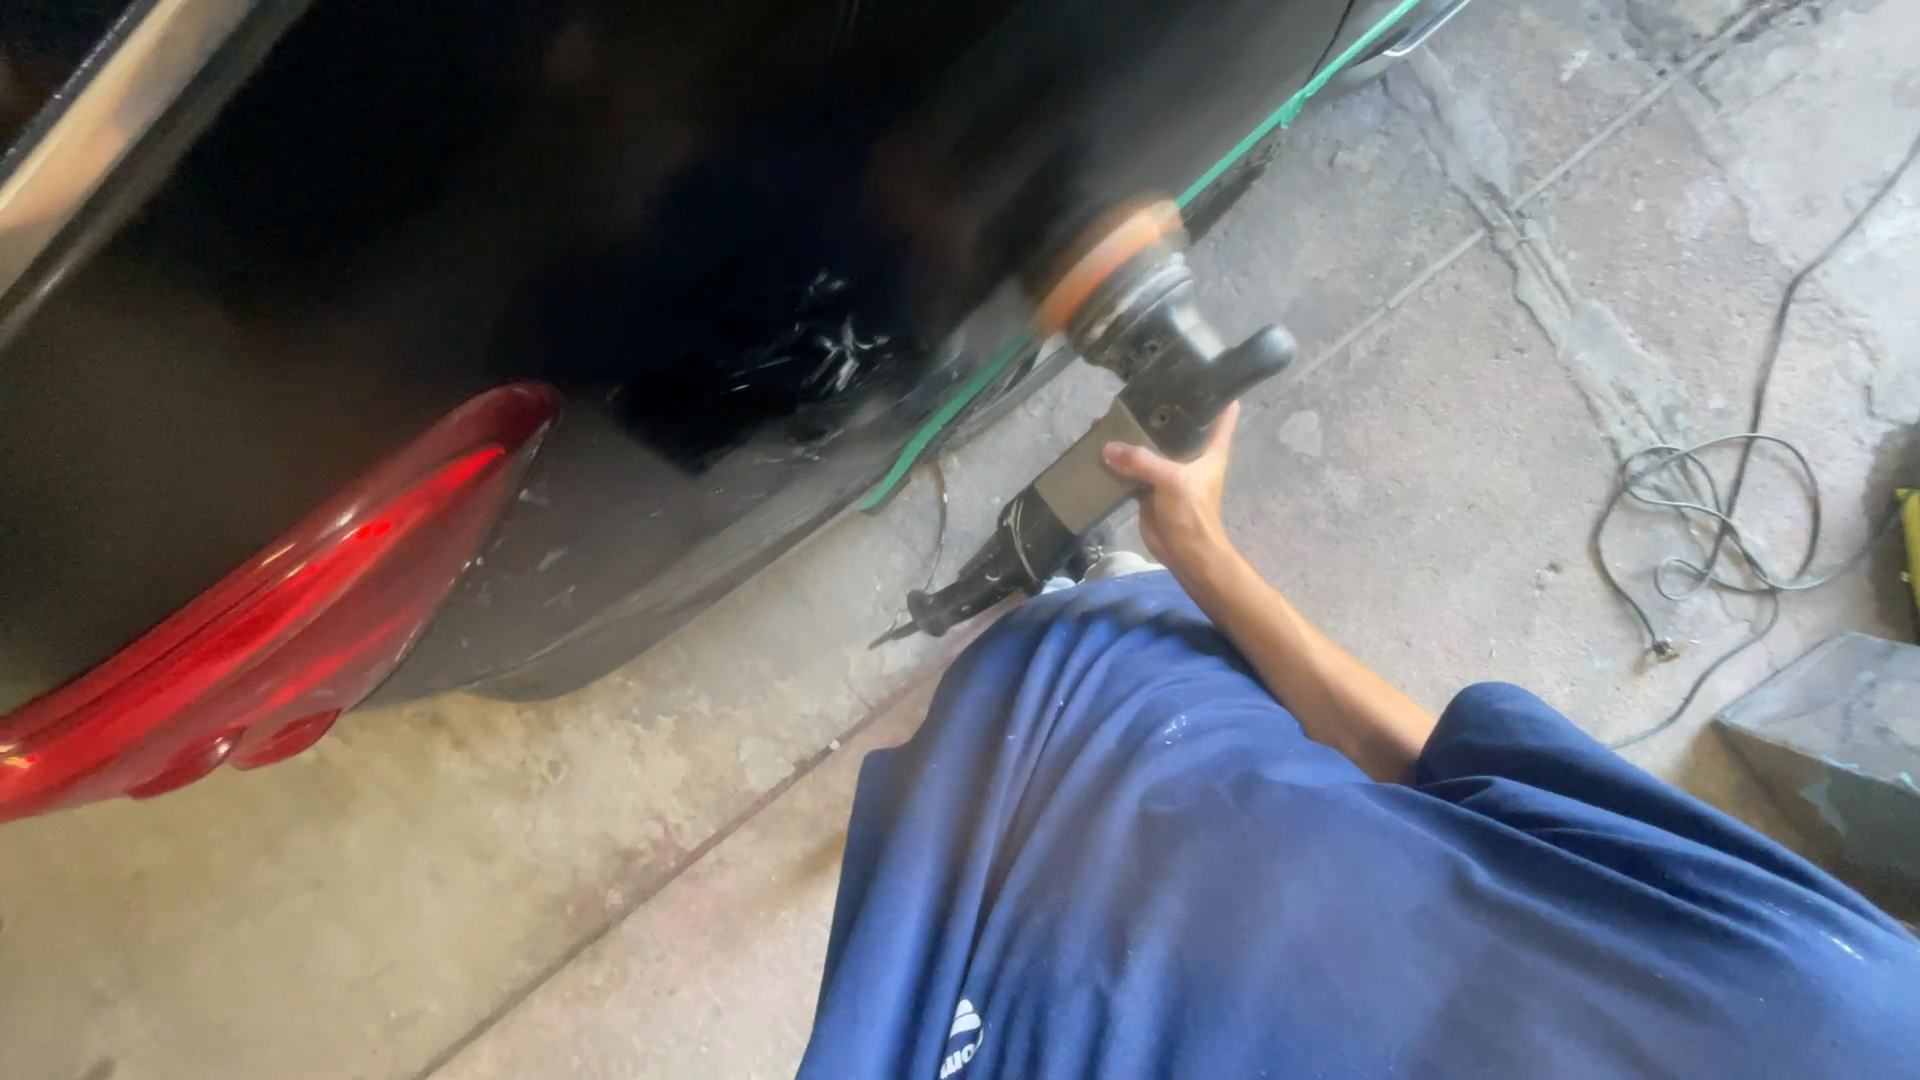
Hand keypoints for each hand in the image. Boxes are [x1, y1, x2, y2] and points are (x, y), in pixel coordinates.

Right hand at [1100, 401, 1240, 576]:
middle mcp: (1193, 455)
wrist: (1185, 554)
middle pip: (1179, 424)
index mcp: (1211, 448)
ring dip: (1135, 435)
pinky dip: (1120, 459)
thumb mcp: (1171, 480)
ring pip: (1152, 445)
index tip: (1197, 371)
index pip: (1223, 410)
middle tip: (1139, 390)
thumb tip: (1107, 447)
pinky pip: (1134, 468)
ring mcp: (1171, 471)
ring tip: (1114, 415)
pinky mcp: (1151, 488)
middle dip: (1161, 409)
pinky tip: (1103, 447)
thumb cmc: (1192, 514)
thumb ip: (1141, 461)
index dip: (1216, 390)